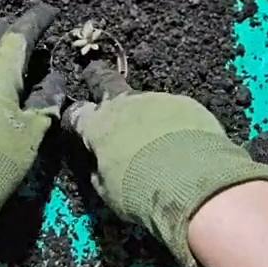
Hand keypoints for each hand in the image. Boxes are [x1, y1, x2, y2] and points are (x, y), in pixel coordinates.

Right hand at [62, 63, 267, 266]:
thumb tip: (101, 167)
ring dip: (146, 114)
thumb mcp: (109, 192)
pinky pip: (174, 111)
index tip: (76, 123)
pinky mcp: (186, 104)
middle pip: (105, 81)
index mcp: (97, 125)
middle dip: (97, 77)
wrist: (193, 184)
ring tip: (156, 137)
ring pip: (145, 101)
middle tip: (95, 74)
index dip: (74, 118)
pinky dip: (175, 123)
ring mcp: (156, 100)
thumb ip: (101, 171)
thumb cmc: (141, 191)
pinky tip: (183, 142)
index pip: (76, 114)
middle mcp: (123, 104)